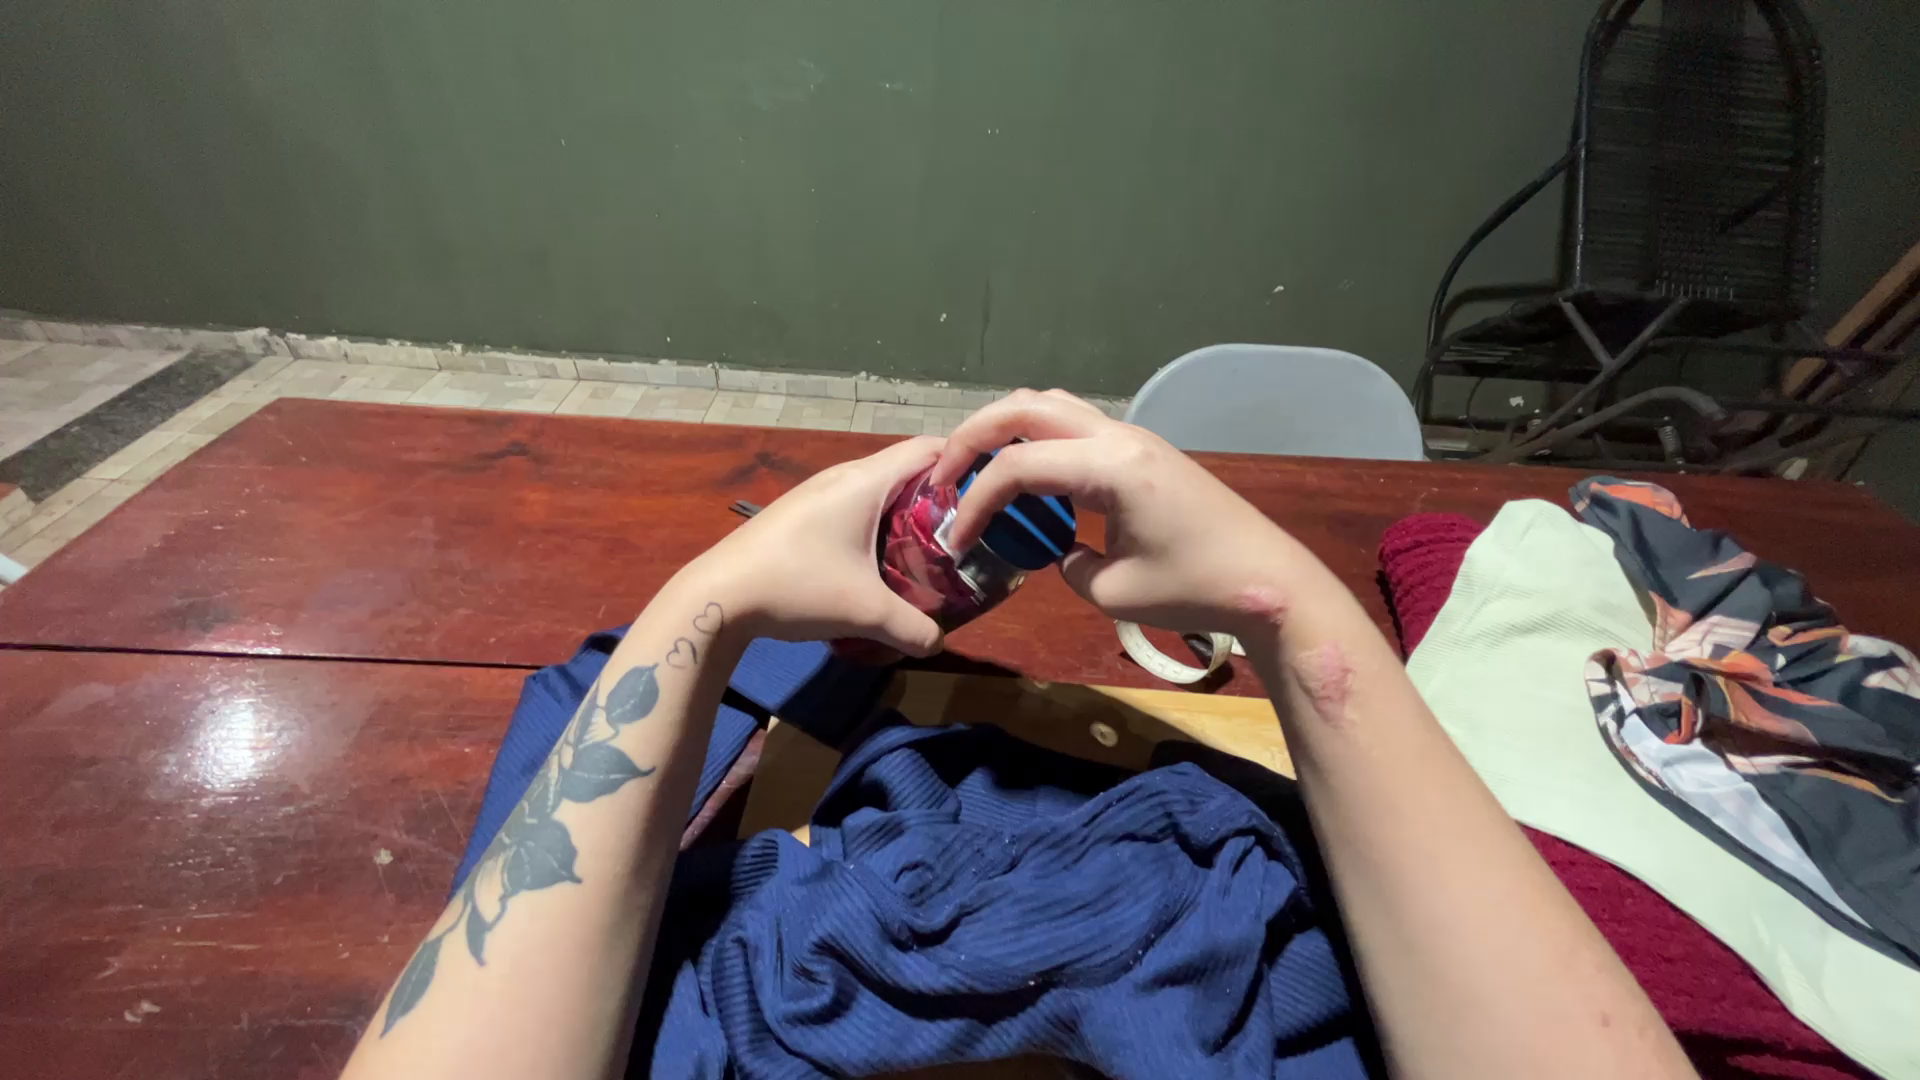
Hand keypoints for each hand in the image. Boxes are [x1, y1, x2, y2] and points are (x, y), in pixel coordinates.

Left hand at [675, 436, 945, 656]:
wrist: (717, 597)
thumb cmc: (797, 586)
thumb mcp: (865, 612)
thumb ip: (913, 629)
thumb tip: (938, 644)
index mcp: (865, 480)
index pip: (929, 448)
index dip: (963, 462)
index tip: (988, 491)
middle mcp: (843, 476)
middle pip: (906, 469)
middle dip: (940, 495)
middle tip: (966, 529)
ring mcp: (818, 493)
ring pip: (878, 490)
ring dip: (906, 512)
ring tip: (929, 549)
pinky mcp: (802, 514)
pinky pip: (855, 506)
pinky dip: (878, 523)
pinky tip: (880, 561)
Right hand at [933, 389, 1309, 639]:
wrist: (1268, 580)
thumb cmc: (1195, 588)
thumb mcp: (1113, 591)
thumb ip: (1068, 564)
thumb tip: (1059, 549)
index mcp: (1110, 468)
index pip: (1017, 467)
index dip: (974, 502)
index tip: (956, 541)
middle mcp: (1117, 436)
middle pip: (1024, 407)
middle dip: (972, 437)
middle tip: (941, 477)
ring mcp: (1131, 436)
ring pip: (1048, 405)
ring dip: (1003, 429)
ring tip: (974, 467)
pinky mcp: (1139, 449)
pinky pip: (1071, 425)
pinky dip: (1033, 439)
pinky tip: (1023, 475)